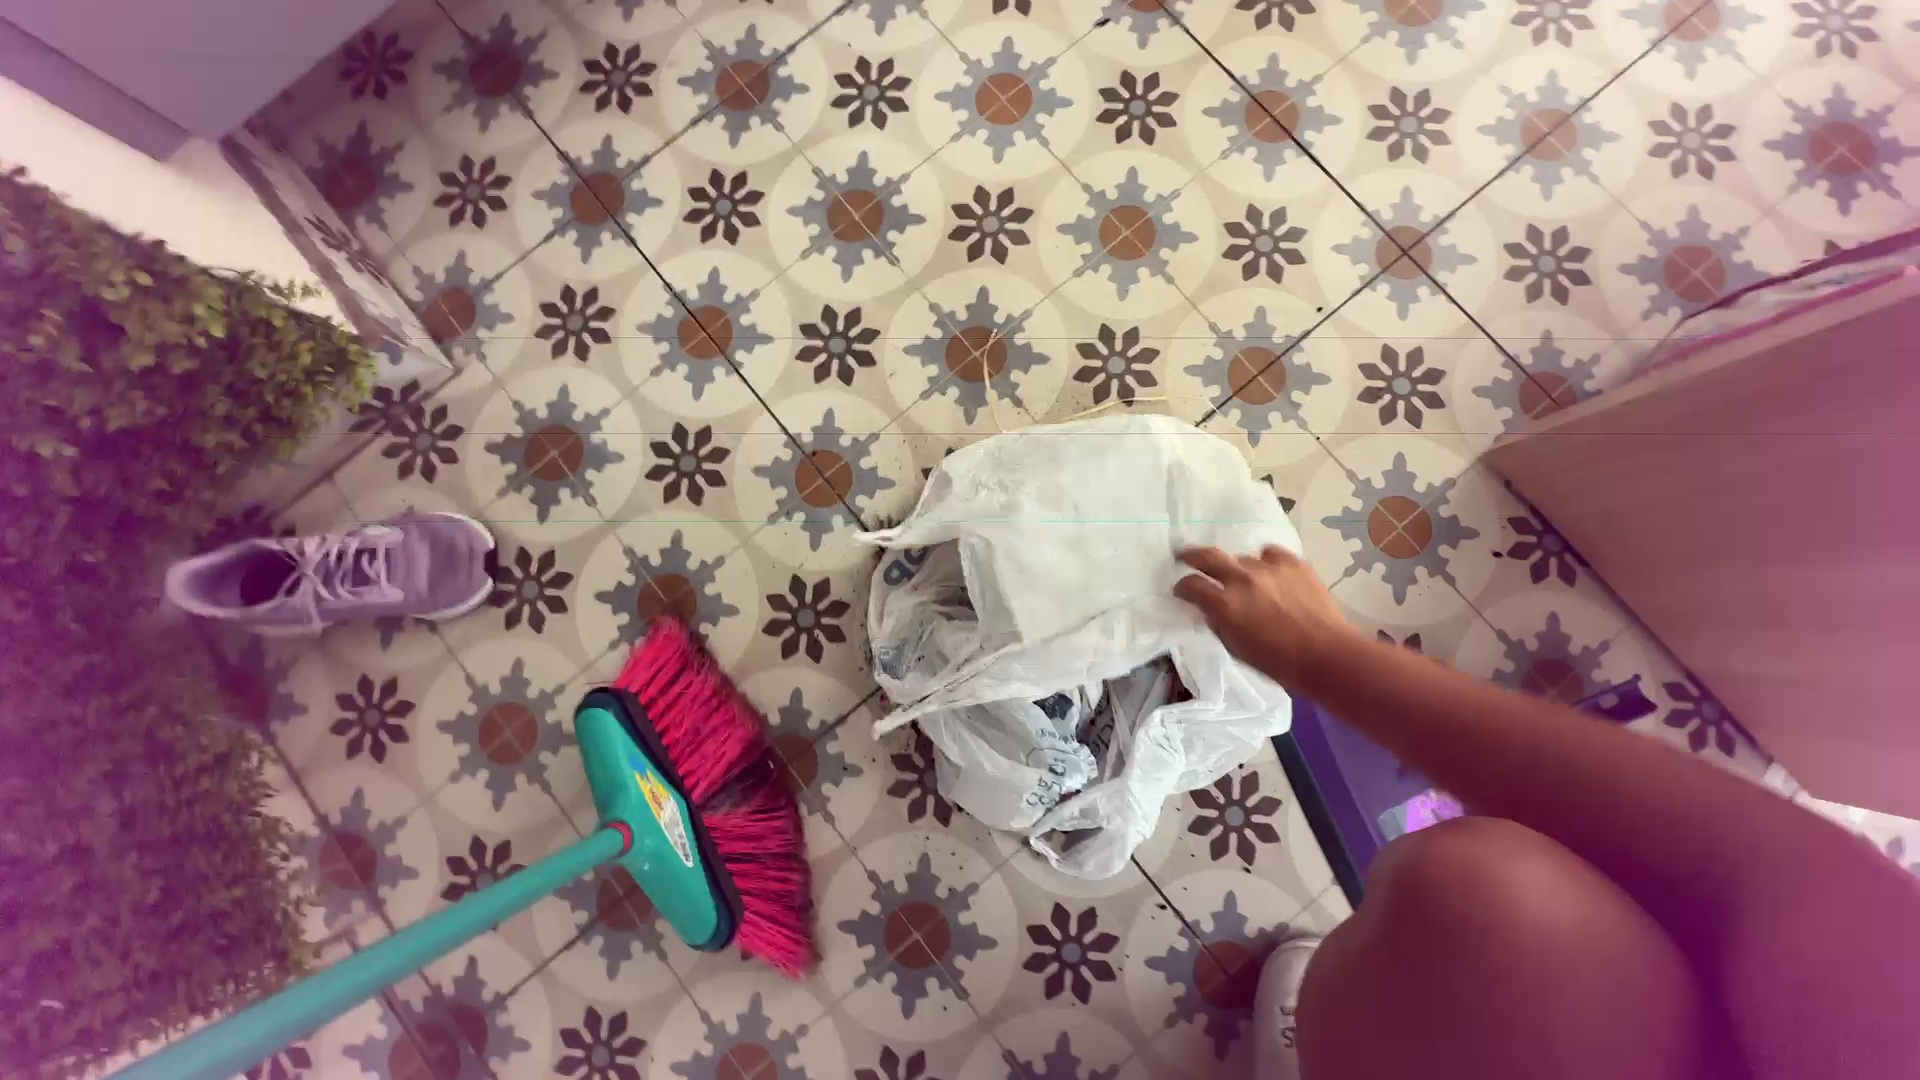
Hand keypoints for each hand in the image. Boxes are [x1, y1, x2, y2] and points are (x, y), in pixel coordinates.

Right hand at [1173, 546, 1355, 687]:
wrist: (1326, 655)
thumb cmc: (1277, 661)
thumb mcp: (1234, 646)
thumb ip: (1218, 622)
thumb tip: (1210, 608)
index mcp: (1224, 604)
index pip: (1190, 585)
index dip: (1182, 587)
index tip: (1182, 590)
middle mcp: (1241, 579)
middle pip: (1207, 556)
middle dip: (1191, 555)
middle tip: (1185, 556)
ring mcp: (1268, 567)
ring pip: (1242, 559)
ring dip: (1238, 569)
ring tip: (1247, 581)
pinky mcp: (1292, 563)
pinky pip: (1270, 554)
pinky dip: (1266, 562)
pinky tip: (1271, 574)